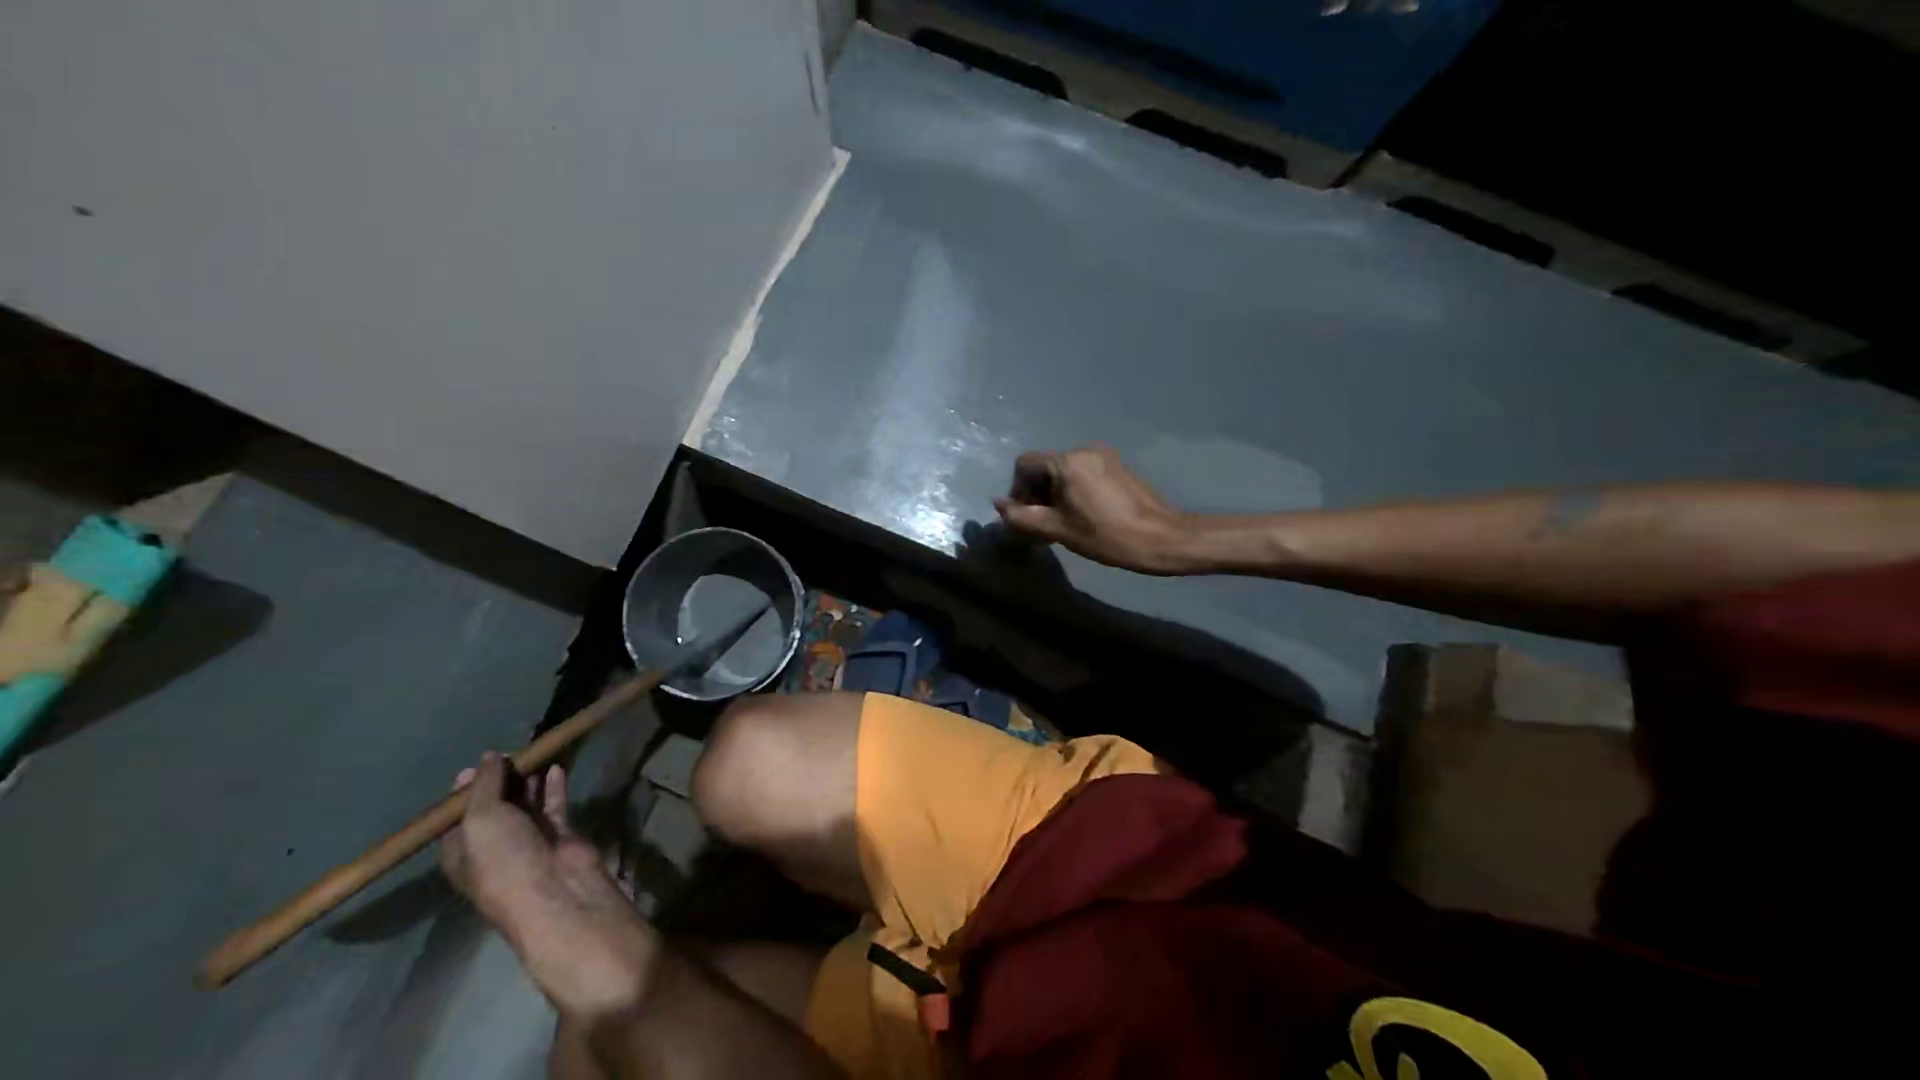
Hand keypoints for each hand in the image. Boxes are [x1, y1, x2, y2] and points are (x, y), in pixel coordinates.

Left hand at [441, 753, 657, 1018]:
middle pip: (493, 807)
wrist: (556, 890)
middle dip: (499, 780)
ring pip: (524, 805)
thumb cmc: (505, 859)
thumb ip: (485, 785)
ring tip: (532, 753)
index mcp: (461, 852)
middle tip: (510, 753)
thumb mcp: (481, 818)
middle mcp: (492, 847)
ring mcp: (528, 842)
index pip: (457, 815)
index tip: (481, 761)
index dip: (467, 788)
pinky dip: (553, 787)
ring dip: (526, 781)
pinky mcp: (558, 837)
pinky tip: (555, 767)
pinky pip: (554, 806)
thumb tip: (488, 757)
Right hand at [993, 443, 1192, 573]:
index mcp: (1067, 462)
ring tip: (1063, 522)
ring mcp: (1103, 456)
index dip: (1017, 490)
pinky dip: (1074, 490)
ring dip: (1055, 493)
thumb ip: (1022, 516)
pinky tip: (1083, 514)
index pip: (1025, 464)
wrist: (1160, 537)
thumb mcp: (1058, 530)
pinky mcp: (1117, 465)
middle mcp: (1084, 450)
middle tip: (1042, 523)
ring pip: (1064, 471)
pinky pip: (1083, 472)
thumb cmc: (1106, 535)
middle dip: (1036, 493)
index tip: (1025, 515)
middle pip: (1045, 466)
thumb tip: (999, 505)